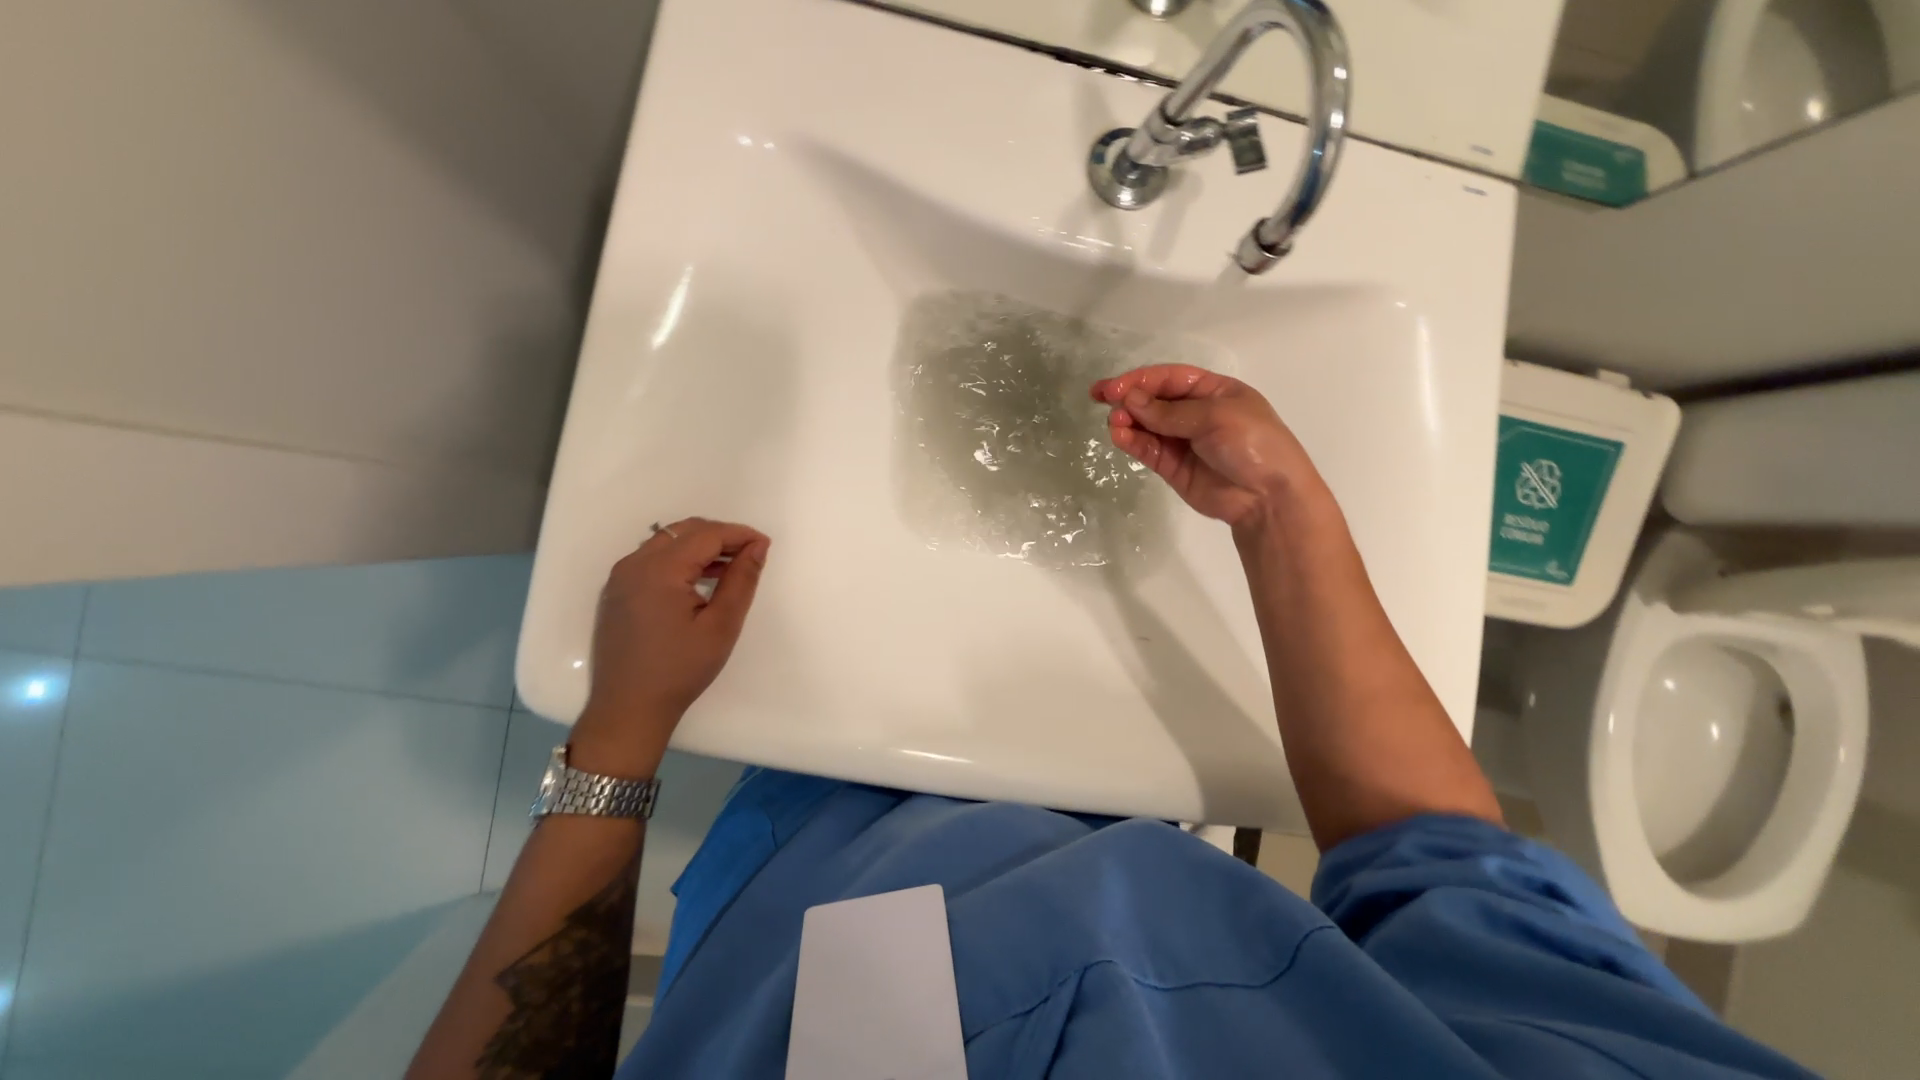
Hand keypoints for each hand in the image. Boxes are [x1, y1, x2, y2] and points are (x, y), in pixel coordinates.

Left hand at [571, 518, 770, 776]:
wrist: (628, 708)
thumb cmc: (680, 670)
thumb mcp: (721, 626)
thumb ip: (741, 580)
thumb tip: (757, 547)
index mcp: (660, 570)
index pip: (706, 534)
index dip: (739, 534)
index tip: (764, 546)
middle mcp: (635, 564)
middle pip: (684, 531)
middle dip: (720, 536)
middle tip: (749, 554)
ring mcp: (621, 577)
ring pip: (666, 542)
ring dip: (699, 547)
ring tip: (728, 569)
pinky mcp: (616, 592)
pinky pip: (651, 560)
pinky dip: (678, 560)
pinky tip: (697, 583)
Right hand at [1091, 365, 1319, 530]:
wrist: (1268, 497)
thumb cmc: (1253, 444)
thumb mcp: (1216, 416)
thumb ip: (1170, 411)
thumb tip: (1130, 401)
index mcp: (1214, 391)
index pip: (1169, 379)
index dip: (1140, 380)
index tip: (1113, 387)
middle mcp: (1196, 413)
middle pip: (1154, 400)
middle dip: (1129, 398)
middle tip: (1102, 399)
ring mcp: (1183, 441)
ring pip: (1147, 426)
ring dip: (1128, 421)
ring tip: (1114, 423)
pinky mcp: (1173, 467)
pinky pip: (1149, 450)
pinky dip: (1132, 442)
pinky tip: (1120, 437)